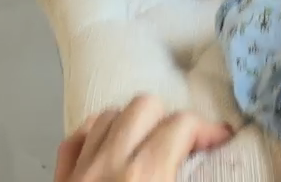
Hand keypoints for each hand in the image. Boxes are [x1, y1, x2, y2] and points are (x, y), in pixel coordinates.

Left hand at [55, 96, 234, 181]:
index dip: (207, 129)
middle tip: (178, 143)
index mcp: (147, 174)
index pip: (182, 126)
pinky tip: (106, 148)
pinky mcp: (60, 181)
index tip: (220, 138)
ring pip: (108, 116)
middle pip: (145, 107)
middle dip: (166, 119)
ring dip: (130, 123)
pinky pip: (74, 140)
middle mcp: (112, 162)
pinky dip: (93, 137)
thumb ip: (186, 176)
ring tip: (144, 142)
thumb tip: (204, 153)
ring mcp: (81, 171)